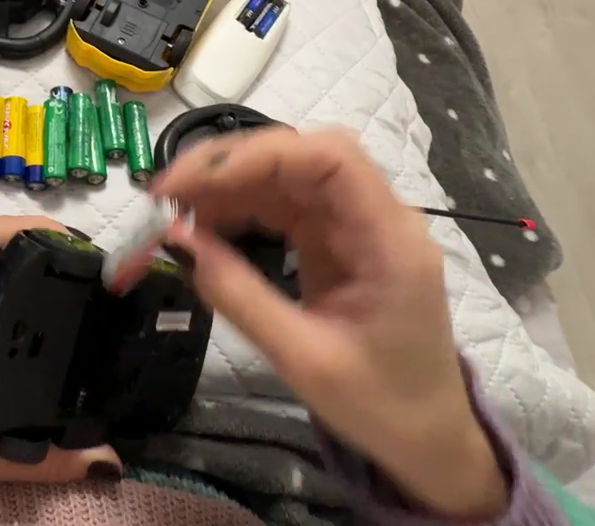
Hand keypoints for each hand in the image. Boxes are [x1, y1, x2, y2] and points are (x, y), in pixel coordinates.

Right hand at [151, 128, 507, 517]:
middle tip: (168, 193)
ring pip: (280, 175)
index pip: (330, 158)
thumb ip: (240, 296)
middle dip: (228, 166)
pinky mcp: (329, 236)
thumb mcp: (304, 360)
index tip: (197, 180)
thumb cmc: (382, 406)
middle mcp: (373, 215)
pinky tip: (201, 224)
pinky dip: (234, 206)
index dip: (260, 154)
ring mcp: (350, 222)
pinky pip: (276, 202)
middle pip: (297, 156)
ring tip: (174, 211)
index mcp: (389, 240)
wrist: (427, 440)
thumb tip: (177, 240)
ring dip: (223, 185)